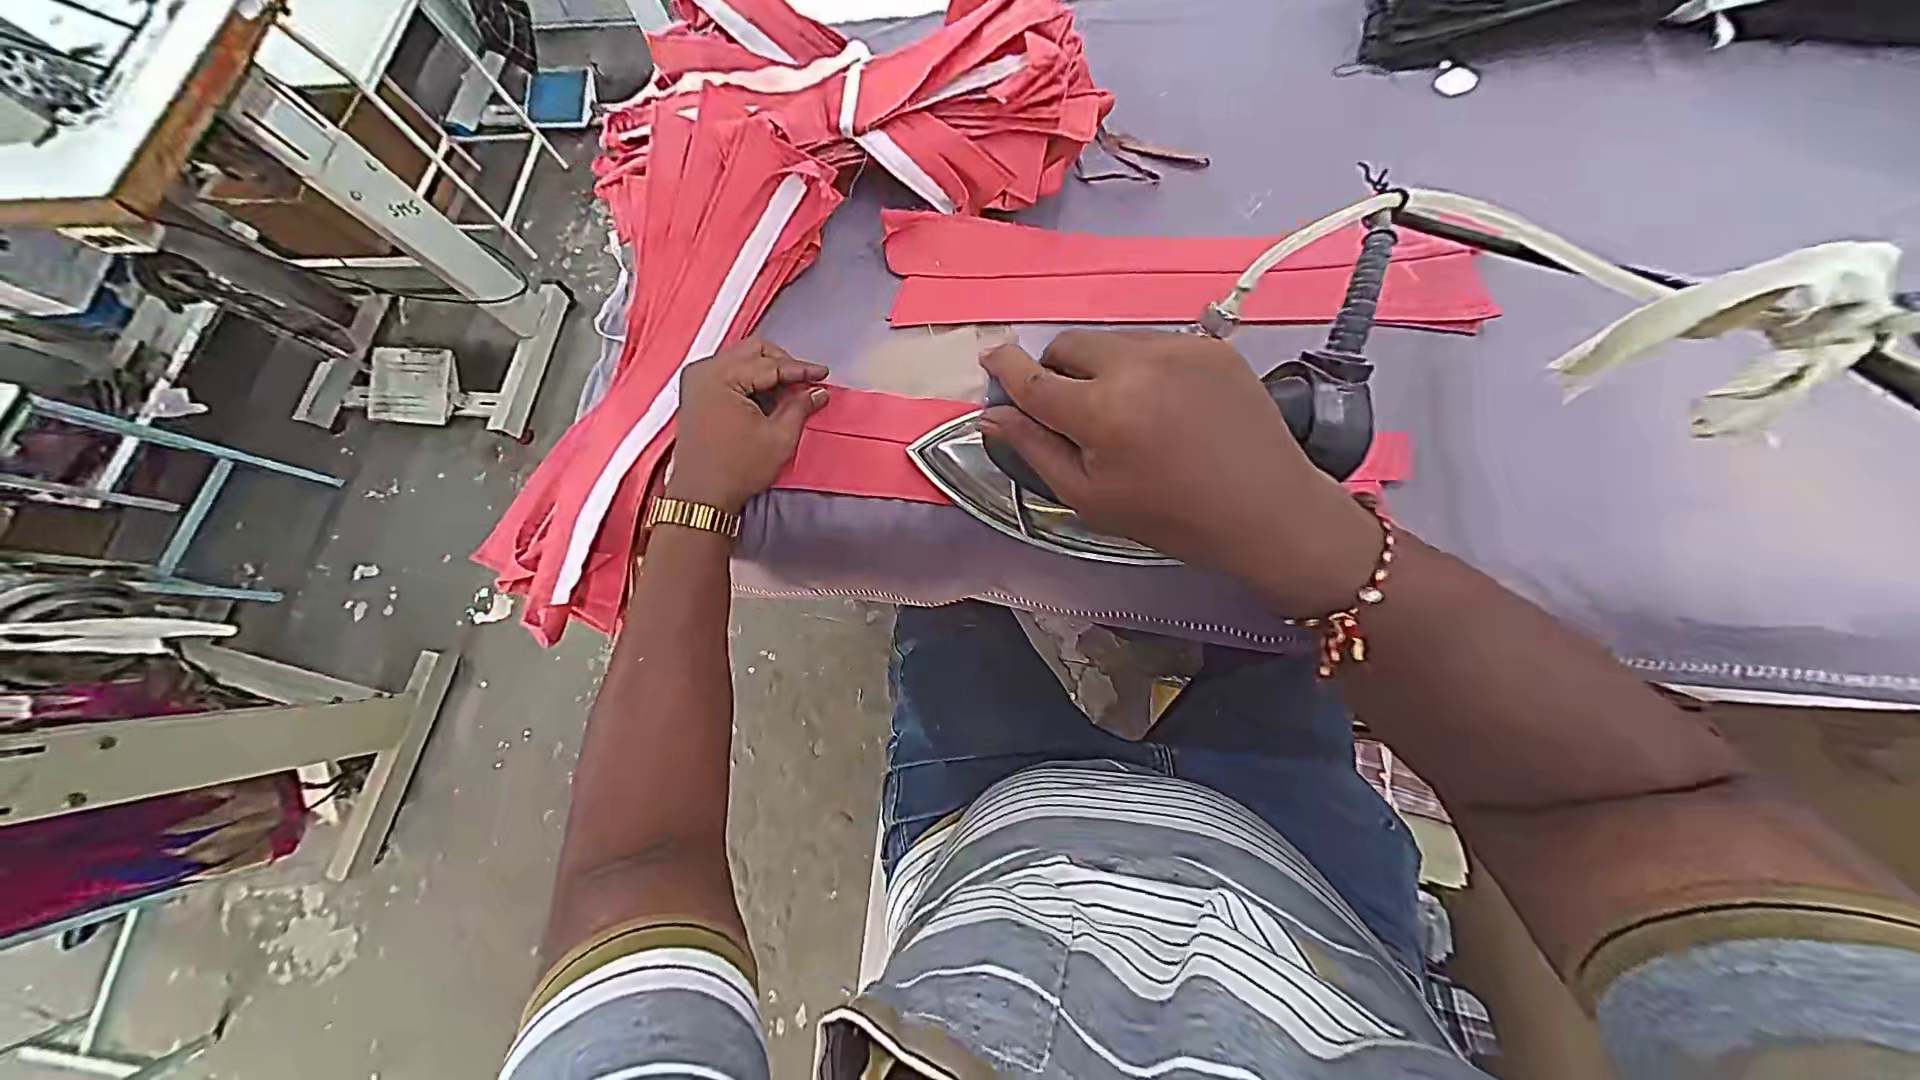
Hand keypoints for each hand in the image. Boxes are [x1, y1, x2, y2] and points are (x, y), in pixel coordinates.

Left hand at [668, 338, 829, 513]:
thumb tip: (818, 391)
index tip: (823, 374)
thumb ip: (800, 407)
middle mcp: (704, 370)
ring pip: (742, 359)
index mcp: (720, 377)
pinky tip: (768, 399)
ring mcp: (697, 379)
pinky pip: (730, 372)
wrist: (702, 494)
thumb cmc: (737, 469)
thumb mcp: (779, 438)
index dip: (801, 369)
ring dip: (768, 371)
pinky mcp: (697, 391)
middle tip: (806, 383)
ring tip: (789, 394)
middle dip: (783, 364)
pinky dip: (752, 380)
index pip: (769, 363)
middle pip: (753, 350)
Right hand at [979, 330, 1380, 614]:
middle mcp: (1135, 365)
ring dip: (1098, 367)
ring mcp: (1177, 348)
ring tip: (1123, 411)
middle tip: (1070, 410)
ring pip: (1110, 342)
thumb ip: (1035, 449)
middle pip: (1069, 346)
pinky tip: (1161, 404)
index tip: (991, 357)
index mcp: (1101, 411)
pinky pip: (1151, 344)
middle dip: (1056, 371)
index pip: (1034, 378)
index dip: (1005, 366)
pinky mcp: (1209, 345)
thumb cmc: (1169, 516)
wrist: (1264, 509)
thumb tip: (993, 416)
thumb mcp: (1090, 497)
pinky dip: (1139, 367)